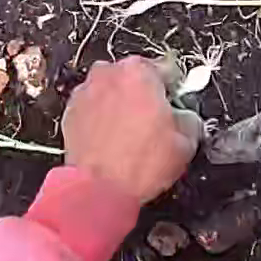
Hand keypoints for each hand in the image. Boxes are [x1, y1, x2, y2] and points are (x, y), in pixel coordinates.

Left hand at [63, 57, 204, 203]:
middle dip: (144, 94)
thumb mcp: (187, 141)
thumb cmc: (140, 164)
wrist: (98, 191)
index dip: (174, 90)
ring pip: (112, 90)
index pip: (166, 69)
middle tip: (154, 122)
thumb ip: (190, 118)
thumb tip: (185, 117)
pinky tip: (112, 141)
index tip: (175, 105)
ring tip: (130, 134)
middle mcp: (110, 74)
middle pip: (135, 76)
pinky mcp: (70, 112)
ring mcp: (86, 92)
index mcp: (140, 71)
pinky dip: (101, 118)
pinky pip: (93, 108)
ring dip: (121, 104)